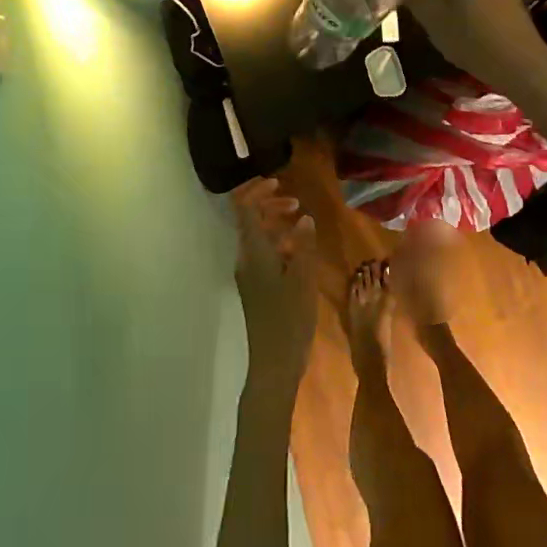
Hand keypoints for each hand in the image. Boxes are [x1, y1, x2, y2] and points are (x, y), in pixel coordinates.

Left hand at [231, 178, 318, 395]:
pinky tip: (300, 249)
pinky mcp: (257, 286)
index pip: (243, 209)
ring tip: (302, 222)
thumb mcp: (302, 277)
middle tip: (296, 202)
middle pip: (249, 220)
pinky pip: (263, 253)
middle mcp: (245, 258)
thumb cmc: (288, 318)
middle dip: (270, 205)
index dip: (257, 191)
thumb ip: (302, 244)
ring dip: (276, 223)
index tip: (279, 182)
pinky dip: (279, 242)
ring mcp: (249, 273)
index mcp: (252, 252)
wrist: (274, 364)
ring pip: (257, 237)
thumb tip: (303, 218)